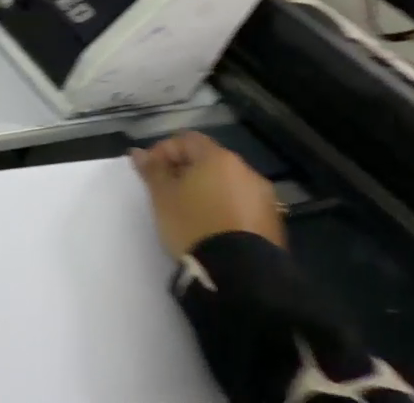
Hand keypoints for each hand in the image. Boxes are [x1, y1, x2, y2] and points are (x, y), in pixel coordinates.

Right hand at [130, 131, 285, 258]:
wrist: (241, 273)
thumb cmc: (193, 224)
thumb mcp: (162, 196)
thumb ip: (151, 170)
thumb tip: (138, 152)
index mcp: (219, 158)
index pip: (186, 140)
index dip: (164, 151)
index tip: (150, 171)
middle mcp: (246, 171)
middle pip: (209, 161)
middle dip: (186, 171)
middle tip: (167, 190)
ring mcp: (265, 199)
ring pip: (228, 184)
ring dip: (207, 190)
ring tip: (190, 211)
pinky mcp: (274, 224)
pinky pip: (243, 205)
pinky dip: (225, 209)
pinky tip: (212, 227)